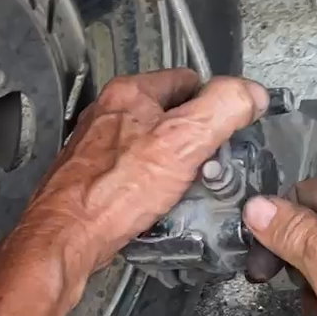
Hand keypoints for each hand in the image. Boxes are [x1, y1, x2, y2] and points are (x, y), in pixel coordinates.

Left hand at [10, 69, 266, 282]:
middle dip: (193, 139)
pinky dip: (151, 187)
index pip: (189, 79)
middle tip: (206, 163)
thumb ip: (224, 109)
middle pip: (170, 115)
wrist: (67, 236)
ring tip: (184, 187)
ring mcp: (98, 145)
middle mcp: (109, 114)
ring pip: (152, 146)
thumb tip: (249, 93)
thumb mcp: (185, 141)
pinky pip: (135, 174)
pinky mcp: (94, 176)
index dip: (214, 103)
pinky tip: (157, 204)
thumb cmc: (111, 193)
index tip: (226, 126)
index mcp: (131, 93)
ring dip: (172, 165)